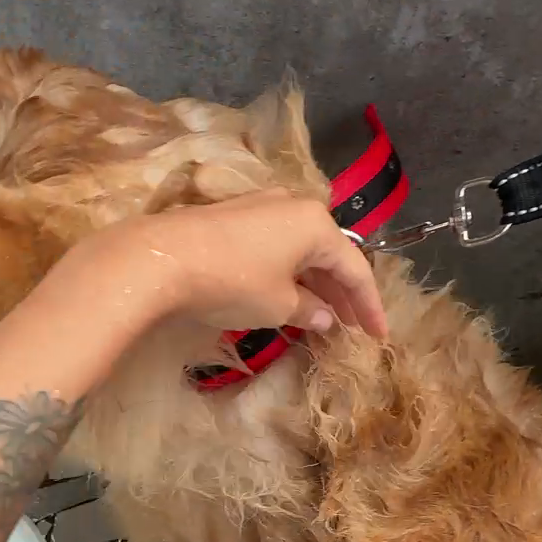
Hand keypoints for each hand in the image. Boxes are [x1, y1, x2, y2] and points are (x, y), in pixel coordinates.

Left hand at [62, 189, 388, 336]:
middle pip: (329, 255)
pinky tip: (288, 296)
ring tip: (325, 317)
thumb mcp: (276, 305)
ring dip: (315, 284)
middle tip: (355, 328)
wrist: (162, 259)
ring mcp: (261, 208)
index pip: (355, 269)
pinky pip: (276, 248)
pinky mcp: (234, 218)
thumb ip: (309, 310)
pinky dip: (289, 274)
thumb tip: (325, 317)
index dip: (369, 306)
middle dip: (343, 294)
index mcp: (316, 224)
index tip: (379, 335)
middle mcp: (294, 206)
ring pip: (301, 250)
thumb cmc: (232, 282)